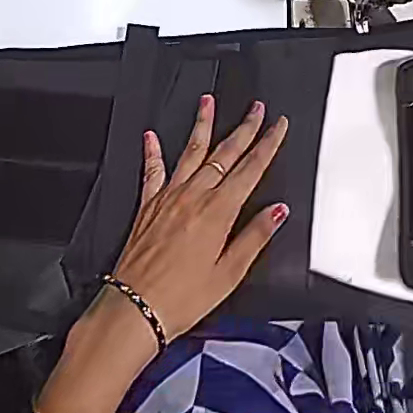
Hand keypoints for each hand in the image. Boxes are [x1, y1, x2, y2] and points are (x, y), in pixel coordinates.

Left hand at [37, 97, 287, 412]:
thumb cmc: (181, 298)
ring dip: (203, 124)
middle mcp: (194, 197)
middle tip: (257, 107)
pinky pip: (152, 171)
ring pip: (191, 151)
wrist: (133, 311)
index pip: (252, 167)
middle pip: (226, 152)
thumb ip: (255, 236)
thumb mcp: (230, 273)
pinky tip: (152, 136)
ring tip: (208, 102)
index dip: (269, 143)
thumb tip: (278, 211)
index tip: (279, 125)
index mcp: (219, 211)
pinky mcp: (148, 206)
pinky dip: (153, 152)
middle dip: (245, 127)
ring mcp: (169, 198)